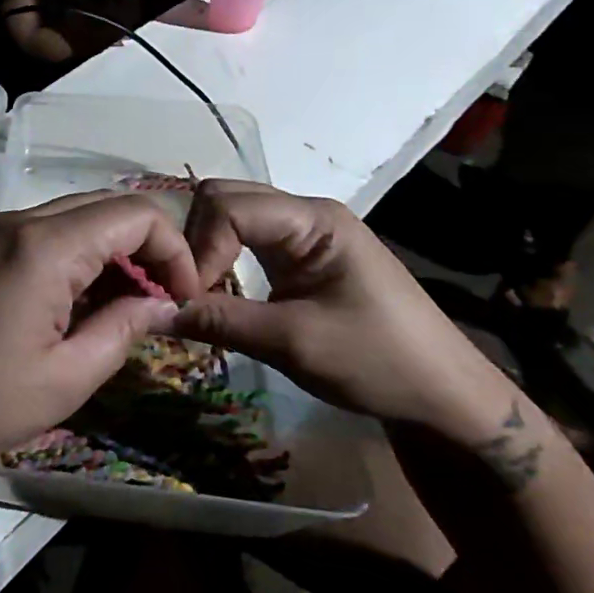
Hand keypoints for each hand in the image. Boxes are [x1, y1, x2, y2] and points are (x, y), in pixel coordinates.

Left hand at [0, 191, 201, 506]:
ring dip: (114, 252)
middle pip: (107, 206)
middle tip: (160, 303)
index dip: (174, 250)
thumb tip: (165, 302)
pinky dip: (80, 256)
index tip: (183, 297)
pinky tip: (85, 301)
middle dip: (147, 248)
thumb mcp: (68, 376)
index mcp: (44, 247)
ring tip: (128, 307)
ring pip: (78, 217)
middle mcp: (20, 221)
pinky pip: (48, 234)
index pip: (135, 214)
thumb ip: (125, 327)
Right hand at [170, 180, 509, 442]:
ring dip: (203, 250)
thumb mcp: (293, 343)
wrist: (439, 393)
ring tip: (192, 294)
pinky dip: (219, 260)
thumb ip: (220, 321)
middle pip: (223, 199)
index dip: (198, 248)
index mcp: (313, 220)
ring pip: (229, 217)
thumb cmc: (377, 361)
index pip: (228, 207)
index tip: (187, 299)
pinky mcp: (297, 256)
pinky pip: (243, 241)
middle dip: (194, 240)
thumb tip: (153, 312)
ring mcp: (301, 233)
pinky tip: (212, 291)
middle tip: (183, 293)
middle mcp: (304, 214)